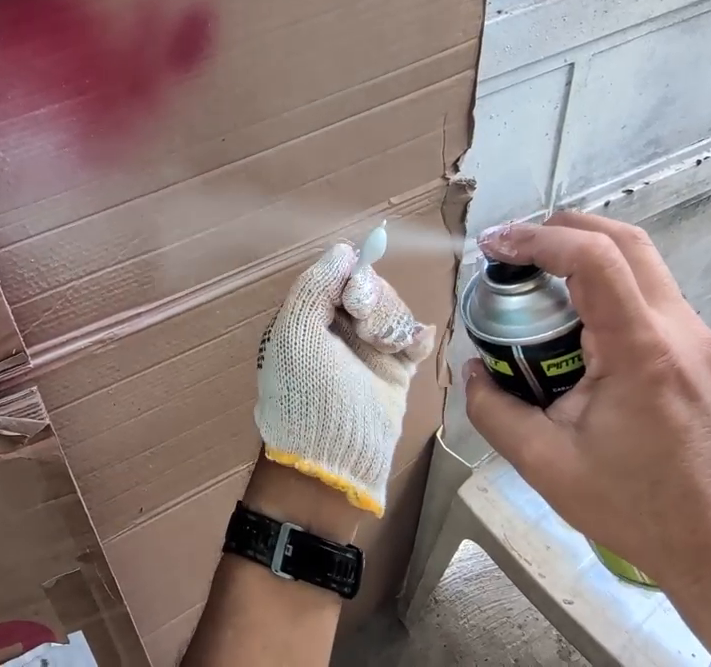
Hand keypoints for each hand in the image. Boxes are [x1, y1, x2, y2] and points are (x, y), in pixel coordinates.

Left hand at [255, 242, 436, 516]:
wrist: (331, 460)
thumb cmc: (305, 394)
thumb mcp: (295, 332)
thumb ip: (315, 285)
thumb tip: (343, 250)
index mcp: (310, 315)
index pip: (341, 274)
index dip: (354, 277)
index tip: (355, 297)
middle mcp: (339, 327)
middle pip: (372, 288)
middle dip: (376, 302)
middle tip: (367, 329)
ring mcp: (369, 349)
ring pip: (394, 309)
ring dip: (393, 322)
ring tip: (386, 347)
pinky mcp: (395, 371)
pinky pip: (414, 337)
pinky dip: (416, 337)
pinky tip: (414, 348)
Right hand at [464, 213, 710, 664]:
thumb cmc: (639, 511)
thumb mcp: (544, 464)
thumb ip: (492, 409)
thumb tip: (472, 368)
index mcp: (642, 352)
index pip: (592, 257)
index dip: (536, 238)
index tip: (495, 247)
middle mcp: (683, 334)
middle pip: (626, 241)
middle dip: (563, 228)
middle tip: (516, 249)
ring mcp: (709, 344)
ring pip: (647, 271)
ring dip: (591, 263)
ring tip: (544, 291)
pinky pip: (661, 307)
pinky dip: (617, 298)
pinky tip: (590, 341)